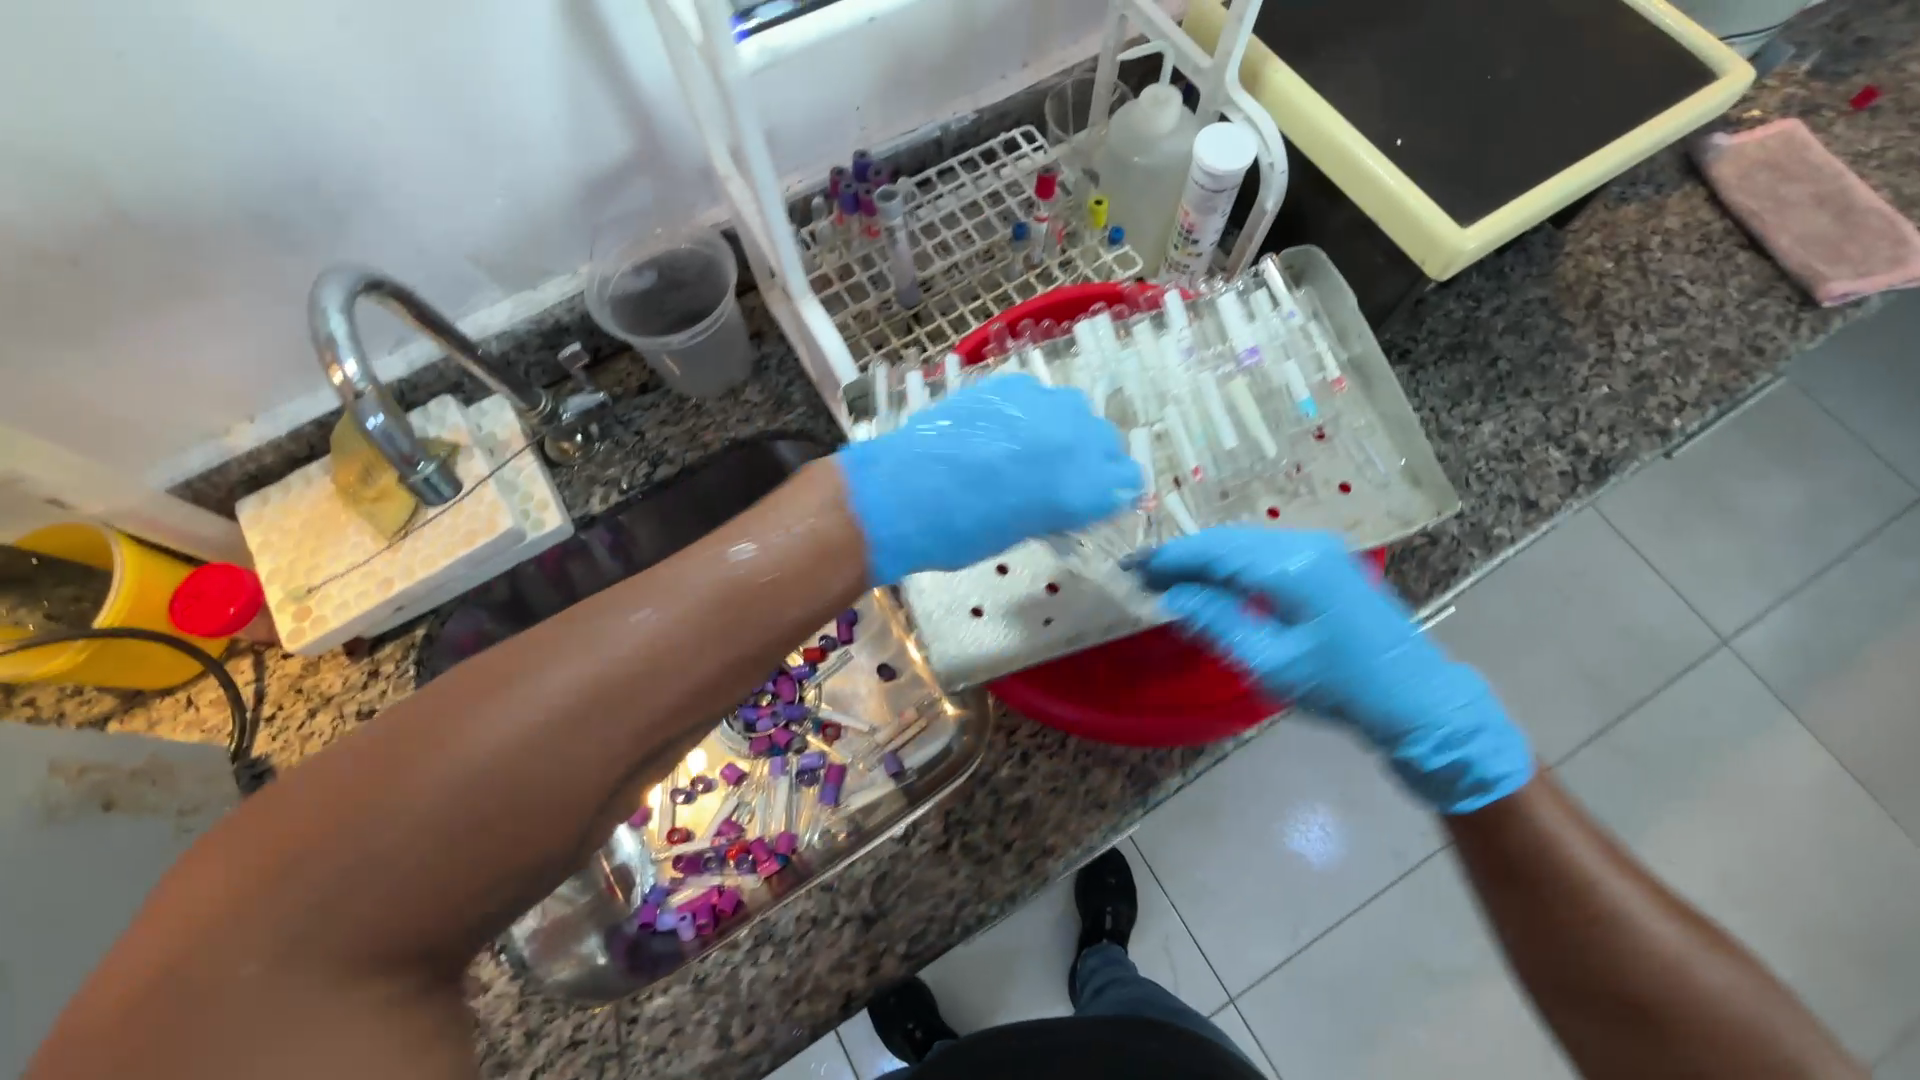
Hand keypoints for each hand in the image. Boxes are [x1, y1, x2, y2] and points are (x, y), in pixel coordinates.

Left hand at [836, 372, 1142, 584]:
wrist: (902, 493)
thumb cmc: (960, 533)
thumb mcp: (1023, 531)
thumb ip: (1061, 509)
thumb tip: (1073, 500)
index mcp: (1083, 487)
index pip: (1128, 481)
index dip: (1115, 492)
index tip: (1099, 501)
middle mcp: (1075, 439)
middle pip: (1108, 442)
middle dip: (1095, 460)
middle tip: (1066, 479)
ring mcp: (1042, 405)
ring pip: (1077, 411)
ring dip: (1067, 430)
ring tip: (1035, 450)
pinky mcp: (1009, 386)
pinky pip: (1039, 396)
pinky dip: (1033, 412)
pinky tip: (1005, 430)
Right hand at [1134, 527, 1532, 813]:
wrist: (1419, 699)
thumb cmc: (1340, 688)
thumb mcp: (1268, 662)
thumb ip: (1216, 621)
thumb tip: (1172, 595)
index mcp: (1290, 567)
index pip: (1213, 550)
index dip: (1168, 558)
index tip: (1130, 568)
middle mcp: (1305, 544)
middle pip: (1228, 539)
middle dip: (1184, 556)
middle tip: (1144, 577)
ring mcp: (1322, 549)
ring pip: (1247, 543)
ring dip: (1208, 559)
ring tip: (1172, 582)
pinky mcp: (1329, 562)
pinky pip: (1267, 552)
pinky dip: (1234, 564)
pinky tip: (1215, 583)